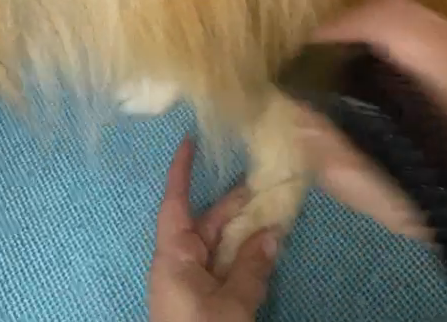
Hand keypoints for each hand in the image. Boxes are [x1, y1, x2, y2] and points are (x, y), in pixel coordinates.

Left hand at [147, 137, 279, 321]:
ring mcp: (188, 285)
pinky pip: (220, 268)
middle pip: (204, 223)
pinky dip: (241, 256)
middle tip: (264, 184)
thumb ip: (252, 267)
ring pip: (216, 246)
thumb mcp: (232, 306)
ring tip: (273, 212)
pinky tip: (265, 248)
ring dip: (242, 232)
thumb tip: (272, 234)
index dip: (181, 171)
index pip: (175, 202)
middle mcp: (177, 264)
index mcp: (173, 256)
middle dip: (233, 205)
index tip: (190, 140)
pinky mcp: (200, 304)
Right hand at [296, 0, 446, 241]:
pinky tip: (394, 90)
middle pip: (401, 11)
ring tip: (351, 72)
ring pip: (421, 24)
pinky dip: (406, 53)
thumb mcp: (393, 201)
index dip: (336, 26)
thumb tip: (302, 115)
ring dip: (380, 39)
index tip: (304, 54)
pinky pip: (440, 44)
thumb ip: (338, 156)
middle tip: (321, 60)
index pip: (386, 16)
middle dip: (352, 28)